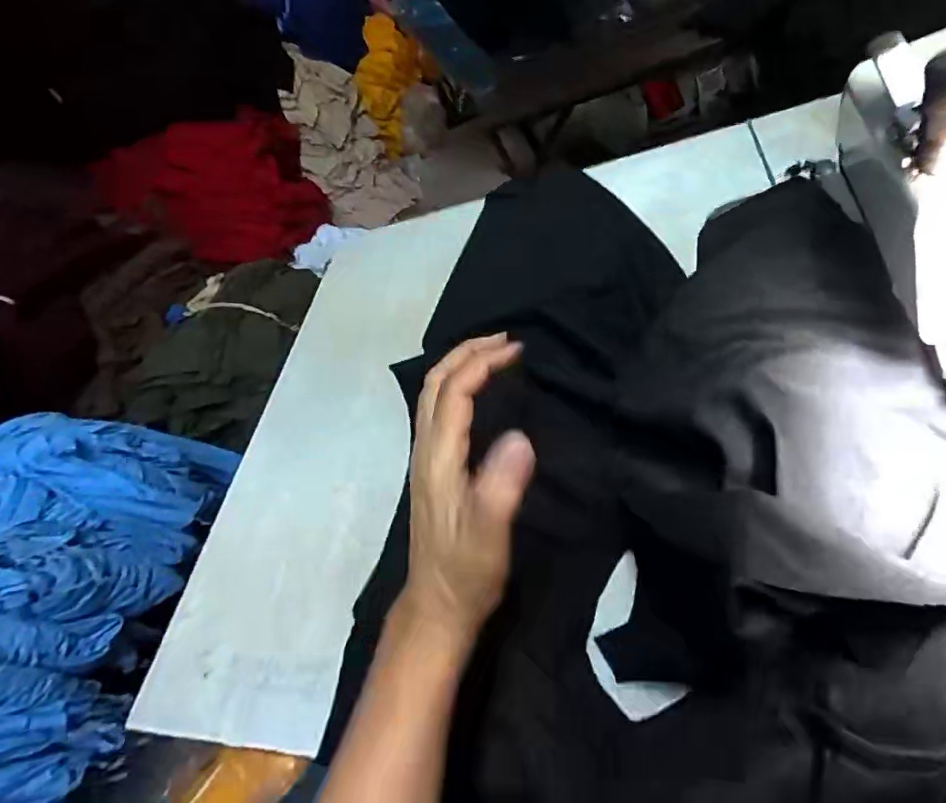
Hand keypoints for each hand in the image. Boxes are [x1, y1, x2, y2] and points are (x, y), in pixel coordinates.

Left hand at [399, 333, 536, 642]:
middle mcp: (426, 449)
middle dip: (468, 352)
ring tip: (495, 354)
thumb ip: (501, 487)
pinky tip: (481, 393)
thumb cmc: (467, 570)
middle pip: (436, 383)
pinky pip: (440, 410)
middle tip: (507, 340)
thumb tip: (520, 437)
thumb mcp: (490, 534)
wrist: (437, 606)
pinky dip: (459, 385)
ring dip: (461, 365)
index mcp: (439, 456)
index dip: (483, 363)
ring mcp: (425, 458)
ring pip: (433, 394)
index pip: (454, 391)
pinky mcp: (433, 468)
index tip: (518, 350)